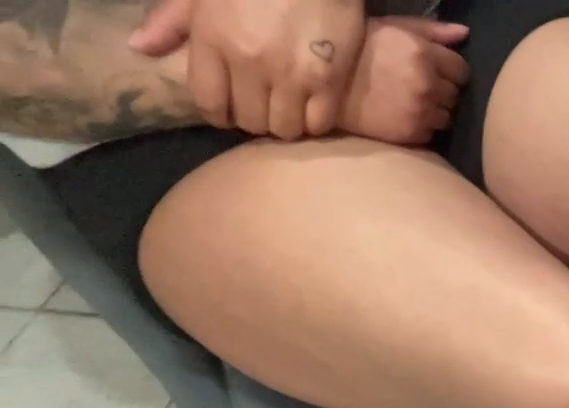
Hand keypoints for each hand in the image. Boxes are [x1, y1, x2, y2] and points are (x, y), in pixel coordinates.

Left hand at [128, 0, 367, 138]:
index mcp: (214, 39)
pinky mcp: (330, 83)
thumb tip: (139, 47)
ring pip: (285, 128)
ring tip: (285, 111)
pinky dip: (312, 123)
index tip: (226, 113)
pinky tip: (310, 109)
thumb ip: (171, 19)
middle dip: (251, 119)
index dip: (217, 114)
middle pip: (250, 120)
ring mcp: (294, 76)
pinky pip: (318, 124)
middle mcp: (251, 63)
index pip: (208, 99)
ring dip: (283, 125)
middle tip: (258, 110)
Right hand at [337, 18, 467, 145]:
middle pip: (455, 94)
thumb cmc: (356, 48)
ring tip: (410, 101)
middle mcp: (426, 83)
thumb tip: (464, 33)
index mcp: (421, 52)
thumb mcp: (389, 28)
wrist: (322, 81)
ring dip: (435, 110)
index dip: (450, 71)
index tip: (435, 71)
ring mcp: (421, 110)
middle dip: (441, 90)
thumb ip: (429, 30)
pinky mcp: (414, 132)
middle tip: (417, 85)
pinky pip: (432, 132)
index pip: (462, 70)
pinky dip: (422, 125)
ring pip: (447, 116)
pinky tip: (402, 114)